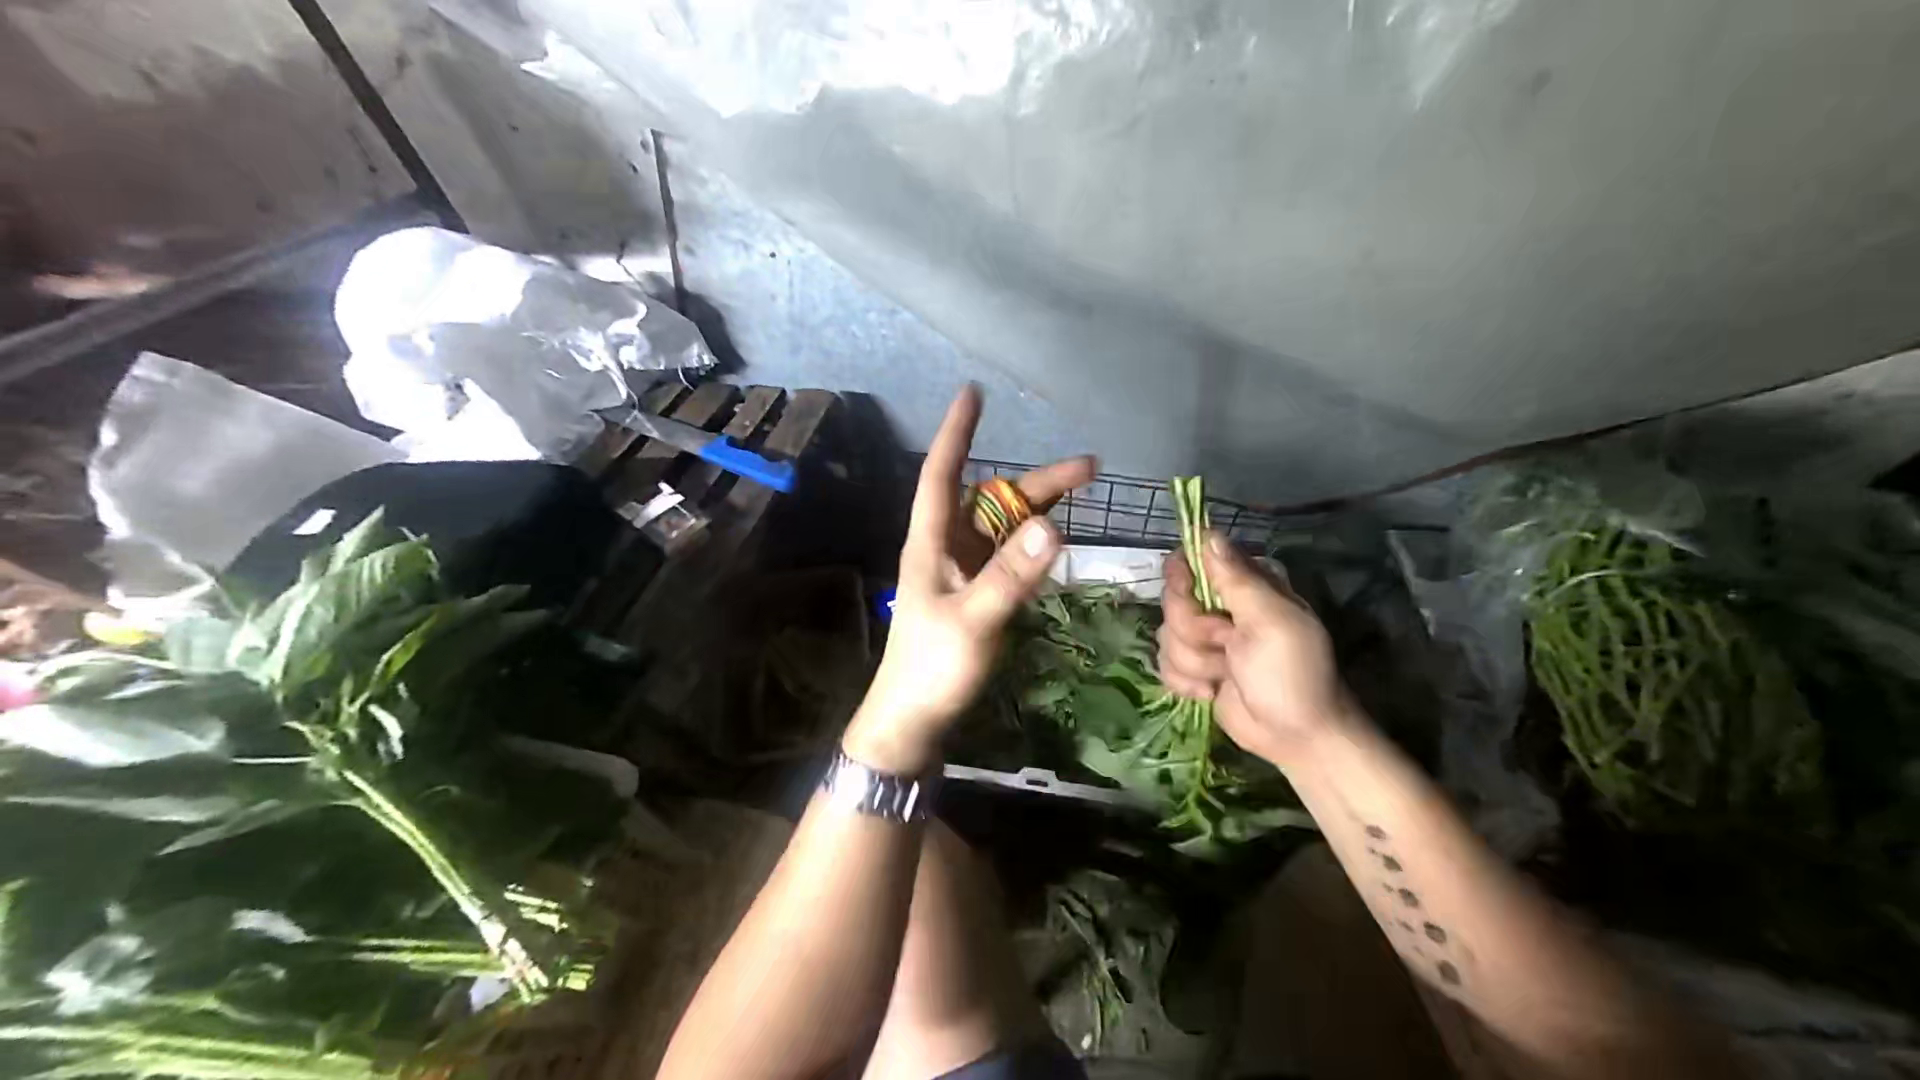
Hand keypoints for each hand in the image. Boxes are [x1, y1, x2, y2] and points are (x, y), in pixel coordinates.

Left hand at [843, 387, 1093, 774]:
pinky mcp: (977, 592)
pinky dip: (1032, 542)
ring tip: (1083, 493)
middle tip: (1088, 467)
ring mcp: (963, 570)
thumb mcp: (973, 621)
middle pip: (990, 498)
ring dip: (1039, 508)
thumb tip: (1053, 526)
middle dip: (1035, 480)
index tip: (972, 393)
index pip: (941, 474)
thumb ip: (1010, 577)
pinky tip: (1056, 539)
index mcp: (932, 542)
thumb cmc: (932, 667)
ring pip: (1003, 526)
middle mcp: (947, 547)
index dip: (956, 433)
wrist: (915, 718)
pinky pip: (1008, 554)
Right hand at [1157, 532, 1357, 764]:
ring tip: (1225, 675)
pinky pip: (1163, 663)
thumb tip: (1207, 532)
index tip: (1192, 598)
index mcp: (1246, 584)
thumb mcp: (1271, 621)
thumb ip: (1236, 578)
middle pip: (1171, 600)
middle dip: (1193, 631)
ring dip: (1194, 662)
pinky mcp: (1193, 667)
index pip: (1192, 560)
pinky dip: (1185, 682)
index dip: (1183, 580)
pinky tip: (1210, 691)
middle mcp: (1221, 605)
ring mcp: (1204, 637)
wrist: (1295, 737)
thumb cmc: (1291, 674)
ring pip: (1165, 635)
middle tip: (1226, 646)